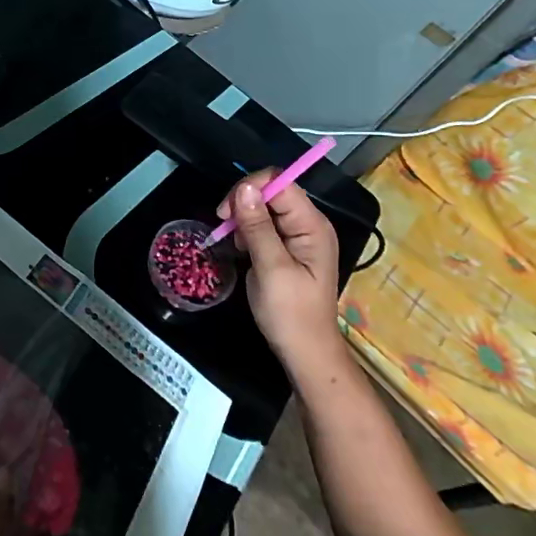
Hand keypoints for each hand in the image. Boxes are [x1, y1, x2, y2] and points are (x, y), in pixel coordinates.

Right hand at [220, 169, 342, 368]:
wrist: (305, 353)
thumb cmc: (291, 314)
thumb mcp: (271, 269)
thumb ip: (258, 227)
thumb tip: (244, 188)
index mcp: (312, 226)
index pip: (280, 183)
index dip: (250, 188)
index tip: (225, 211)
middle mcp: (309, 224)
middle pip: (273, 191)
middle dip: (244, 201)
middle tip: (223, 225)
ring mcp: (299, 236)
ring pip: (266, 206)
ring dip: (244, 216)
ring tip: (233, 240)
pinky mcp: (288, 248)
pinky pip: (265, 224)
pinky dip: (248, 229)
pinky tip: (240, 246)